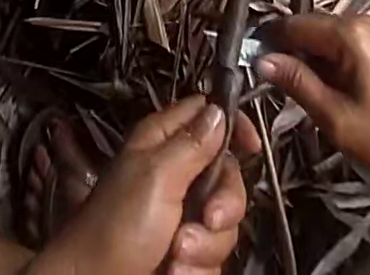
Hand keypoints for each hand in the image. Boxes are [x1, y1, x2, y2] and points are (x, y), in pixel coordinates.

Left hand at [33, 96, 260, 274]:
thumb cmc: (116, 227)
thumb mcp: (156, 176)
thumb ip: (192, 143)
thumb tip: (220, 110)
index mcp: (163, 140)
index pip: (207, 112)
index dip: (233, 124)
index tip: (252, 146)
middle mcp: (176, 171)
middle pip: (226, 173)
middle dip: (224, 203)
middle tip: (208, 218)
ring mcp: (181, 213)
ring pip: (223, 221)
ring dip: (206, 244)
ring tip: (177, 256)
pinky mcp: (185, 250)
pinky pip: (214, 255)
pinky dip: (199, 268)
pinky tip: (176, 271)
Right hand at [256, 14, 369, 190]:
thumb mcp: (335, 116)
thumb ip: (297, 83)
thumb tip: (262, 60)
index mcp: (348, 32)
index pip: (294, 25)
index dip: (270, 42)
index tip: (252, 63)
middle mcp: (360, 21)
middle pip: (309, 27)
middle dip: (289, 51)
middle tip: (275, 85)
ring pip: (324, 37)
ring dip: (309, 59)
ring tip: (302, 92)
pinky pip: (342, 44)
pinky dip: (328, 61)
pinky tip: (328, 89)